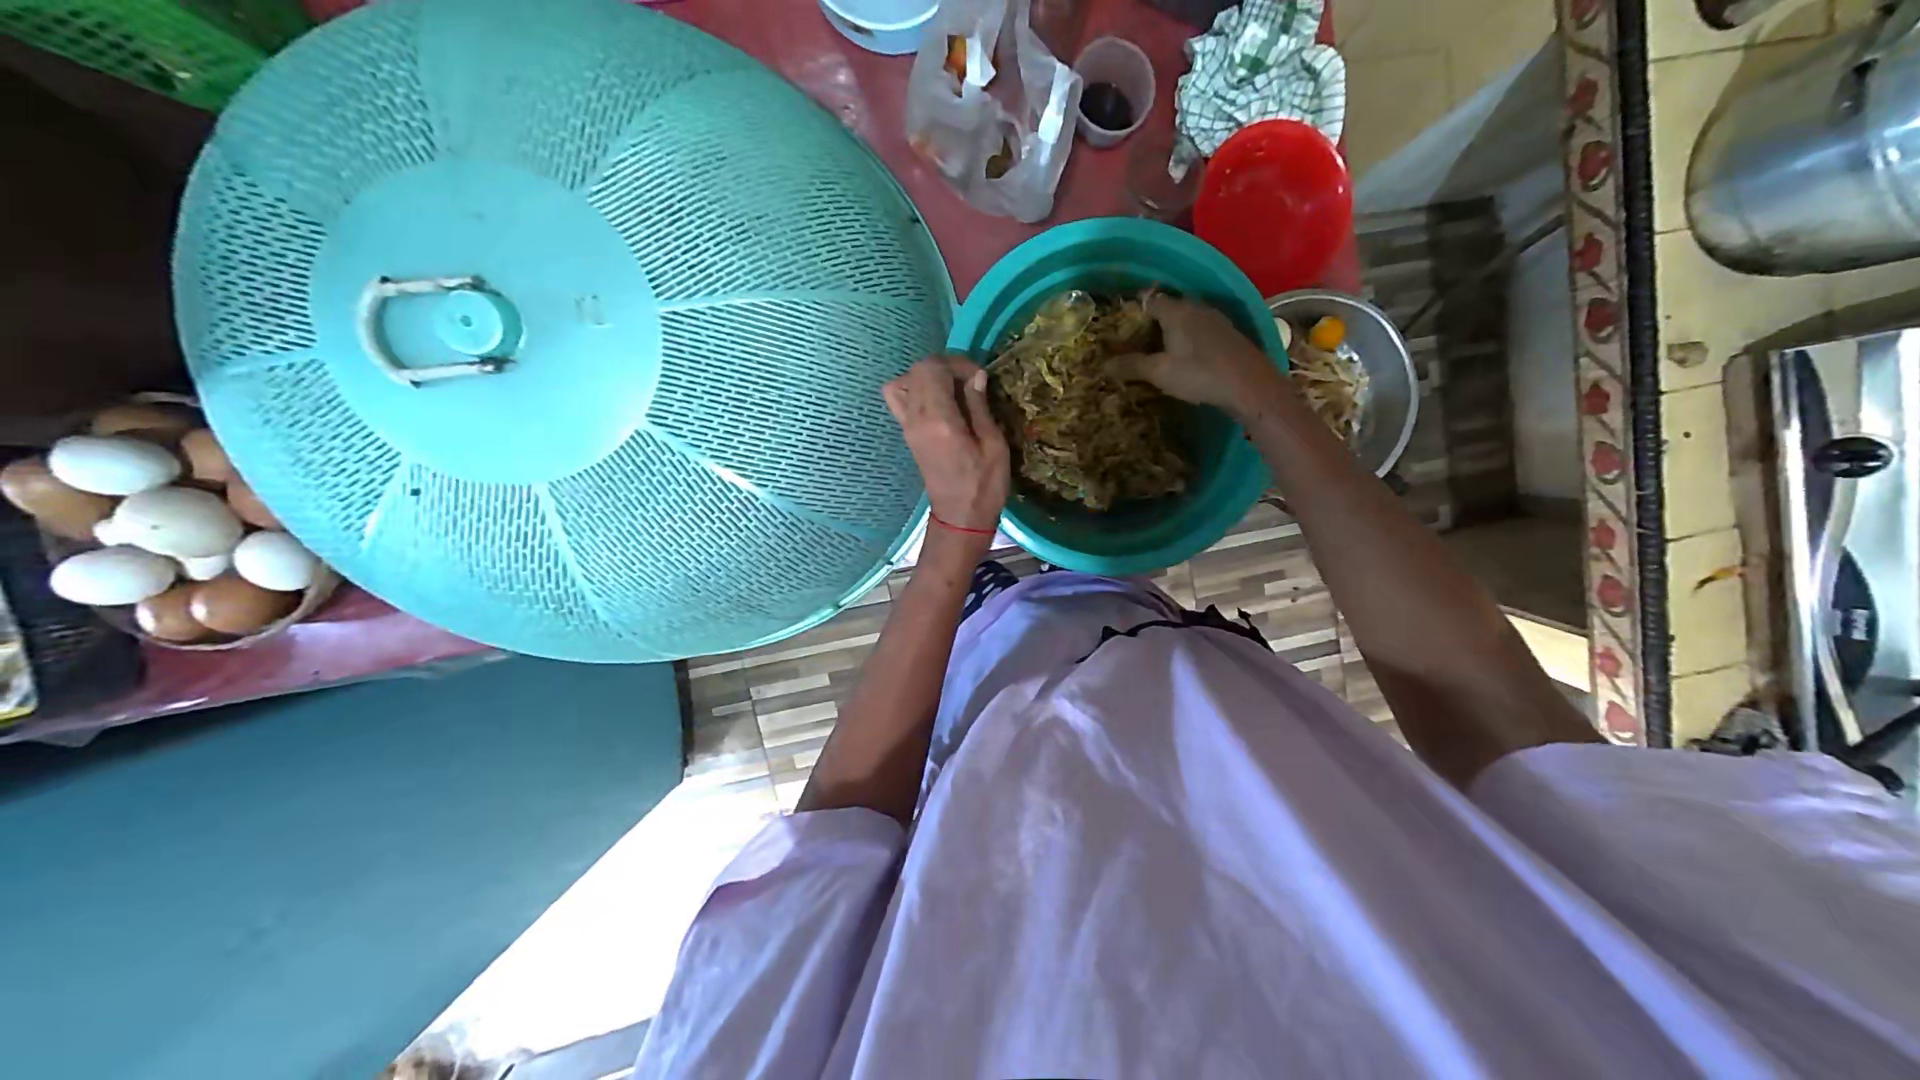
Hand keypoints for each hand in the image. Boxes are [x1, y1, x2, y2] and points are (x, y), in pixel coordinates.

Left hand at [882, 355, 1009, 534]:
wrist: (960, 519)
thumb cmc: (984, 486)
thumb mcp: (993, 444)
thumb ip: (979, 406)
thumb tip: (975, 376)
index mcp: (938, 420)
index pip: (932, 368)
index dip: (957, 363)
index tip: (979, 376)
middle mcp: (916, 419)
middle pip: (916, 370)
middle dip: (944, 367)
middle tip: (969, 380)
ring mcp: (908, 427)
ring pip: (902, 382)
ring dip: (927, 378)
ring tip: (952, 389)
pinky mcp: (908, 435)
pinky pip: (901, 400)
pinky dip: (918, 392)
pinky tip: (943, 403)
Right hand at [1109, 295, 1288, 417]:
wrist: (1250, 385)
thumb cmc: (1199, 374)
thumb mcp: (1159, 373)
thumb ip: (1132, 366)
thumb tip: (1104, 365)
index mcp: (1177, 311)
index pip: (1151, 299)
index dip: (1136, 309)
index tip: (1123, 325)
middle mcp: (1197, 307)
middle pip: (1170, 307)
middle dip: (1154, 320)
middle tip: (1138, 340)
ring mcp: (1217, 319)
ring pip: (1188, 318)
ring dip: (1173, 329)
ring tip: (1160, 349)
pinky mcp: (1229, 334)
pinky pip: (1201, 329)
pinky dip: (1189, 338)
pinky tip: (1187, 356)